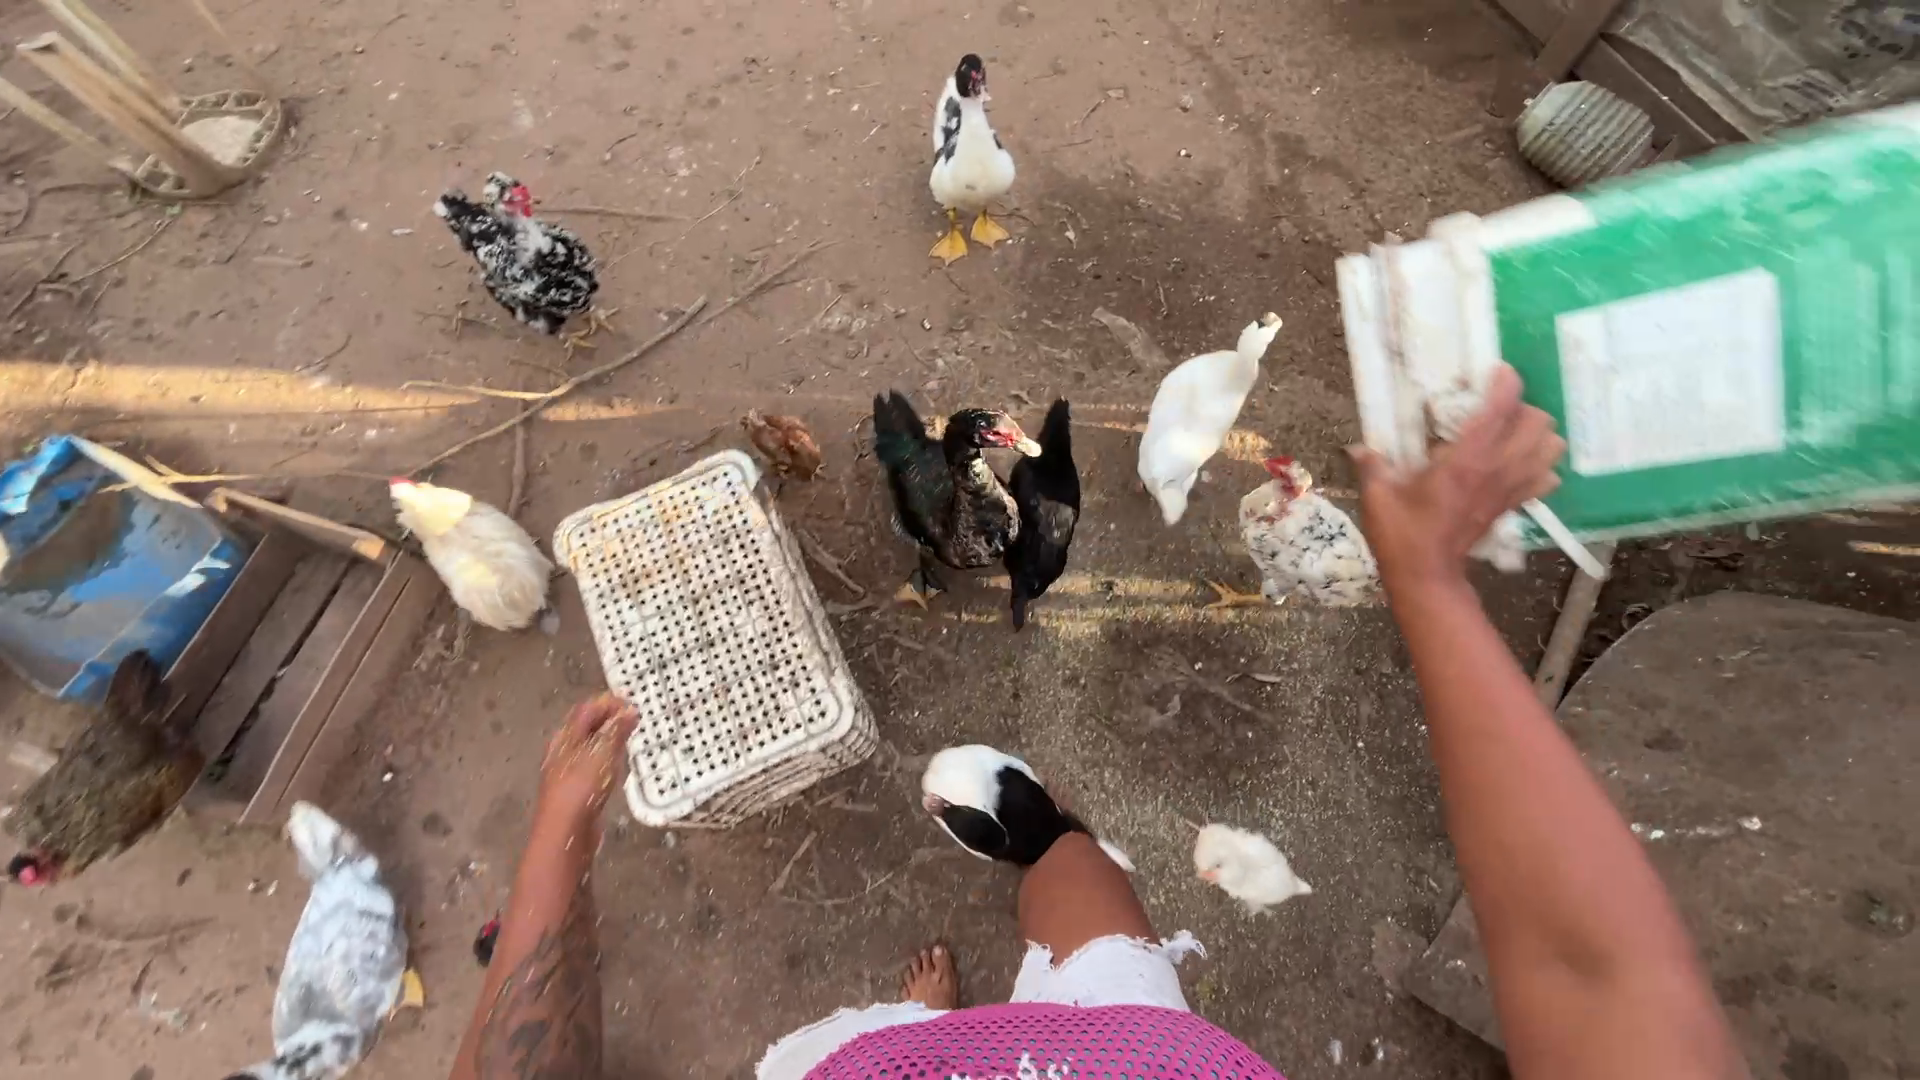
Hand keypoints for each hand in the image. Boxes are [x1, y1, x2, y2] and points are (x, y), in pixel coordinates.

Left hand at [535, 694, 638, 829]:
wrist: (565, 832)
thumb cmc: (582, 787)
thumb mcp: (602, 753)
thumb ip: (616, 730)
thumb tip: (630, 710)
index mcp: (565, 737)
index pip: (586, 709)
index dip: (609, 702)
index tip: (633, 704)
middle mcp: (563, 750)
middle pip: (586, 725)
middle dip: (610, 718)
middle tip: (635, 719)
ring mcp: (567, 770)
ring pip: (590, 744)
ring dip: (610, 737)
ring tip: (631, 737)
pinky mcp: (575, 787)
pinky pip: (592, 762)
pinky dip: (607, 755)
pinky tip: (618, 763)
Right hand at [1351, 365, 1564, 591]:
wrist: (1425, 574)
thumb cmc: (1400, 534)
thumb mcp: (1377, 494)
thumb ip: (1372, 464)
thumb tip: (1358, 447)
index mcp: (1465, 461)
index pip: (1500, 410)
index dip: (1504, 384)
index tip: (1495, 371)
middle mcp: (1496, 470)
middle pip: (1538, 422)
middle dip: (1521, 408)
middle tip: (1492, 409)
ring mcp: (1509, 488)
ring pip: (1551, 447)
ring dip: (1536, 434)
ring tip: (1508, 432)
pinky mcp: (1512, 504)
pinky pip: (1546, 477)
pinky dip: (1539, 464)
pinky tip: (1516, 462)